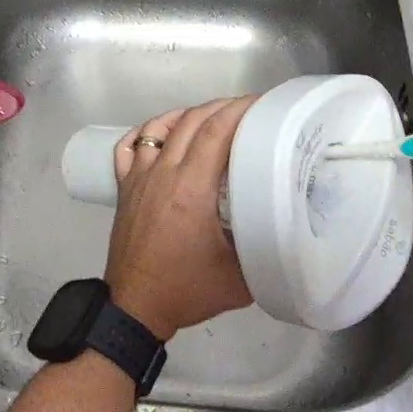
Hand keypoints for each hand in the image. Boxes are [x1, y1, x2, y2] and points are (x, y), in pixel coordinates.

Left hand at [104, 96, 258, 341]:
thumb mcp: (241, 276)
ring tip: (212, 116)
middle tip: (247, 109)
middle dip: (221, 108)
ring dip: (188, 114)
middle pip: (191, 122)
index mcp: (192, 190)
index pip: (216, 133)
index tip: (262, 104)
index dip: (239, 111)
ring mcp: (139, 178)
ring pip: (160, 128)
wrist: (136, 307)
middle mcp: (163, 174)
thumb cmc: (187, 291)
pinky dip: (148, 131)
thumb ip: (264, 247)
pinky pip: (130, 146)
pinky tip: (163, 132)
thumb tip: (289, 225)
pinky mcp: (124, 188)